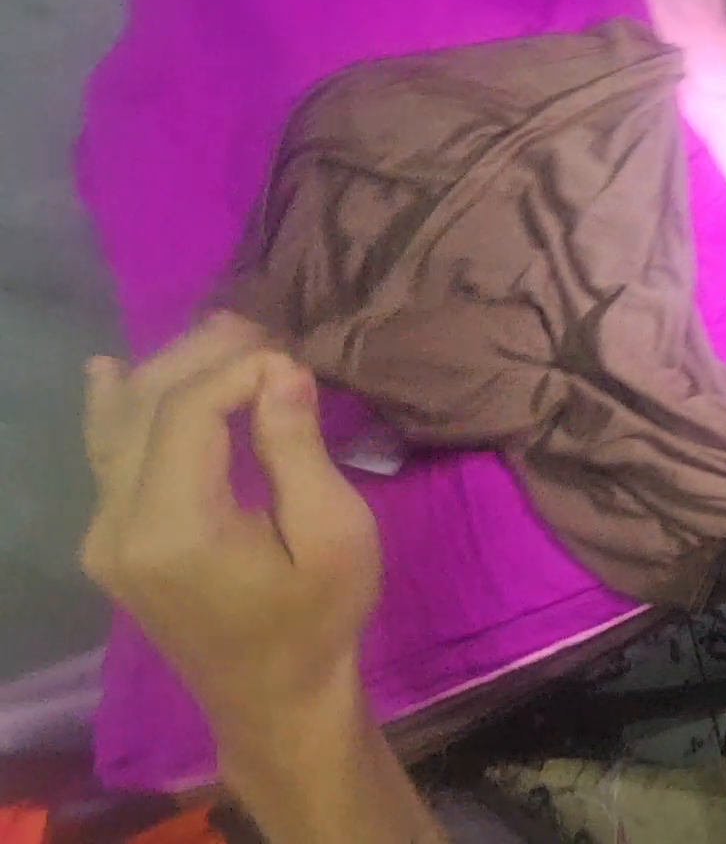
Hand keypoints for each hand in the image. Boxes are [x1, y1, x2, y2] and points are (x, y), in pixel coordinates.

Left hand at [80, 314, 380, 739]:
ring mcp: (104, 533)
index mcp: (173, 525)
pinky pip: (107, 456)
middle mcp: (116, 523)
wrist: (276, 689)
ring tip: (220, 330)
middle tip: (264, 324)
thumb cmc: (323, 609)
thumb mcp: (332, 531)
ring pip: (118, 428)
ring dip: (166, 371)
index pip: (186, 414)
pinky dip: (116, 408)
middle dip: (201, 357)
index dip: (238, 370)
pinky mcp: (114, 539)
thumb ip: (296, 452)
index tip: (299, 356)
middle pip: (143, 411)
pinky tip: (108, 372)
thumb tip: (280, 374)